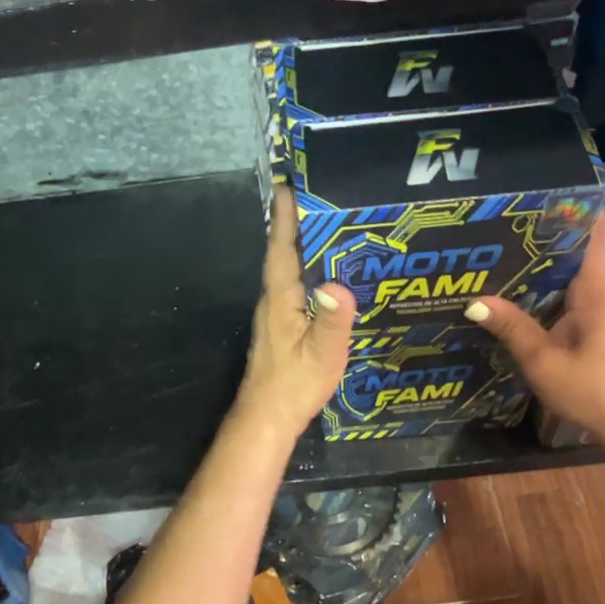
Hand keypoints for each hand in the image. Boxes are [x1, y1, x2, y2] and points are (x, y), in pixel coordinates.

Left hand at [231, 187, 356, 440]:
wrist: (267, 417)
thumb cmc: (294, 385)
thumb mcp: (322, 355)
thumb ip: (331, 322)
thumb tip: (336, 285)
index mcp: (281, 299)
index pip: (282, 249)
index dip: (285, 218)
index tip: (288, 186)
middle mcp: (273, 300)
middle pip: (282, 253)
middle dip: (294, 224)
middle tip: (315, 196)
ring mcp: (273, 314)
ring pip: (286, 270)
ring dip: (298, 246)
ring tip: (323, 225)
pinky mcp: (279, 327)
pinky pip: (291, 286)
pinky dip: (303, 270)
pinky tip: (321, 274)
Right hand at [465, 217, 604, 439]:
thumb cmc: (594, 389)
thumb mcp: (543, 361)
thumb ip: (511, 328)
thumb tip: (474, 301)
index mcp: (596, 291)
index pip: (596, 234)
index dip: (575, 211)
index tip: (541, 198)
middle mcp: (601, 294)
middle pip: (577, 251)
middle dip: (544, 237)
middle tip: (502, 226)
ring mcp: (600, 312)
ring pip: (570, 276)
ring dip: (542, 266)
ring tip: (500, 255)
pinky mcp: (595, 329)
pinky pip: (568, 297)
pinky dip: (545, 291)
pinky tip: (516, 297)